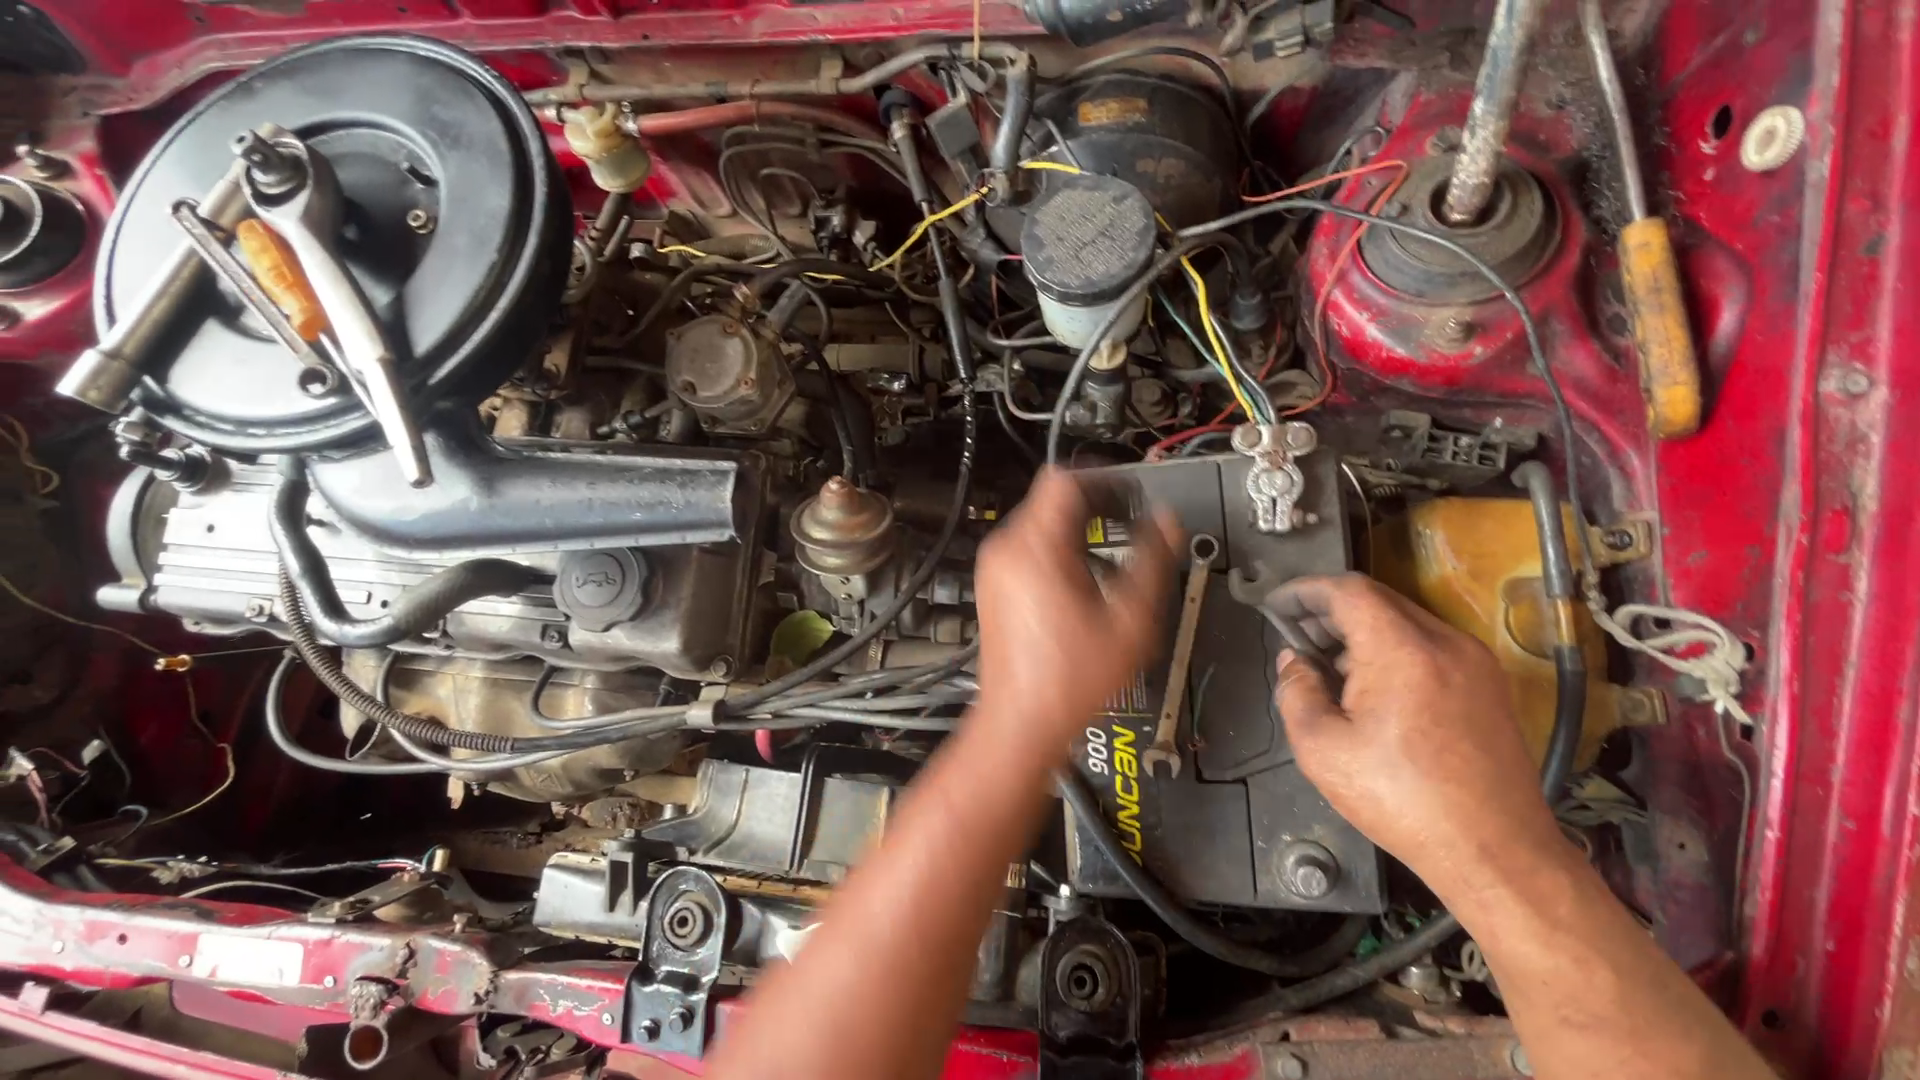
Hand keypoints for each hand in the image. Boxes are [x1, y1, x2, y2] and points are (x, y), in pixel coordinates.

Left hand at [973, 468, 1177, 755]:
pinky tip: (1085, 580)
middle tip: (1130, 524)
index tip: (1130, 496)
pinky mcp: (995, 587)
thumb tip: (1166, 525)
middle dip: (1096, 507)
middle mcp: (1007, 550)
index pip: (1065, 479)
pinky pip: (1028, 549)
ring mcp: (996, 569)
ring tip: (1113, 556)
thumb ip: (1153, 562)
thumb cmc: (1068, 680)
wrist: (1022, 721)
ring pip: (1040, 523)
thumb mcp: (1130, 620)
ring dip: (1078, 530)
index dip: (1104, 479)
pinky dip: (1058, 552)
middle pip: (1053, 498)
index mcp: (1036, 549)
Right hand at [1270, 574, 1561, 892]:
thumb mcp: (1321, 749)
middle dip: (1329, 611)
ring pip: (1404, 621)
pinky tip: (1372, 689)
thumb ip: (1296, 692)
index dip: (1304, 591)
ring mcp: (1474, 662)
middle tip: (1295, 638)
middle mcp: (1445, 642)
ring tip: (1328, 666)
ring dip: (1360, 631)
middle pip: (1377, 600)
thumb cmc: (1401, 800)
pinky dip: (1391, 650)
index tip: (1275, 605)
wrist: (1495, 851)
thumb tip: (1295, 663)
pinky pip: (1429, 646)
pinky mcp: (1488, 685)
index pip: (1347, 590)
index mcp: (1402, 650)